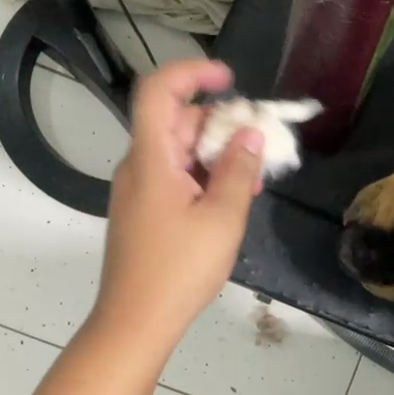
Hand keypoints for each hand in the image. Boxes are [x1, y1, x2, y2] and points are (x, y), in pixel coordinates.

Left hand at [90, 59, 266, 351]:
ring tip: (251, 182)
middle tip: (258, 147)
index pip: (159, 91)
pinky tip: (229, 202)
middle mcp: (138, 167)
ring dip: (215, 155)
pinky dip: (203, 178)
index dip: (192, 72)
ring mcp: (138, 191)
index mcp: (150, 159)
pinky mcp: (144, 213)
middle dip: (219, 124)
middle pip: (175, 122)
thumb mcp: (222, 219)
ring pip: (178, 153)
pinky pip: (174, 178)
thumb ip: (238, 171)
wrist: (135, 321)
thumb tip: (250, 134)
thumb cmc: (179, 269)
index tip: (229, 78)